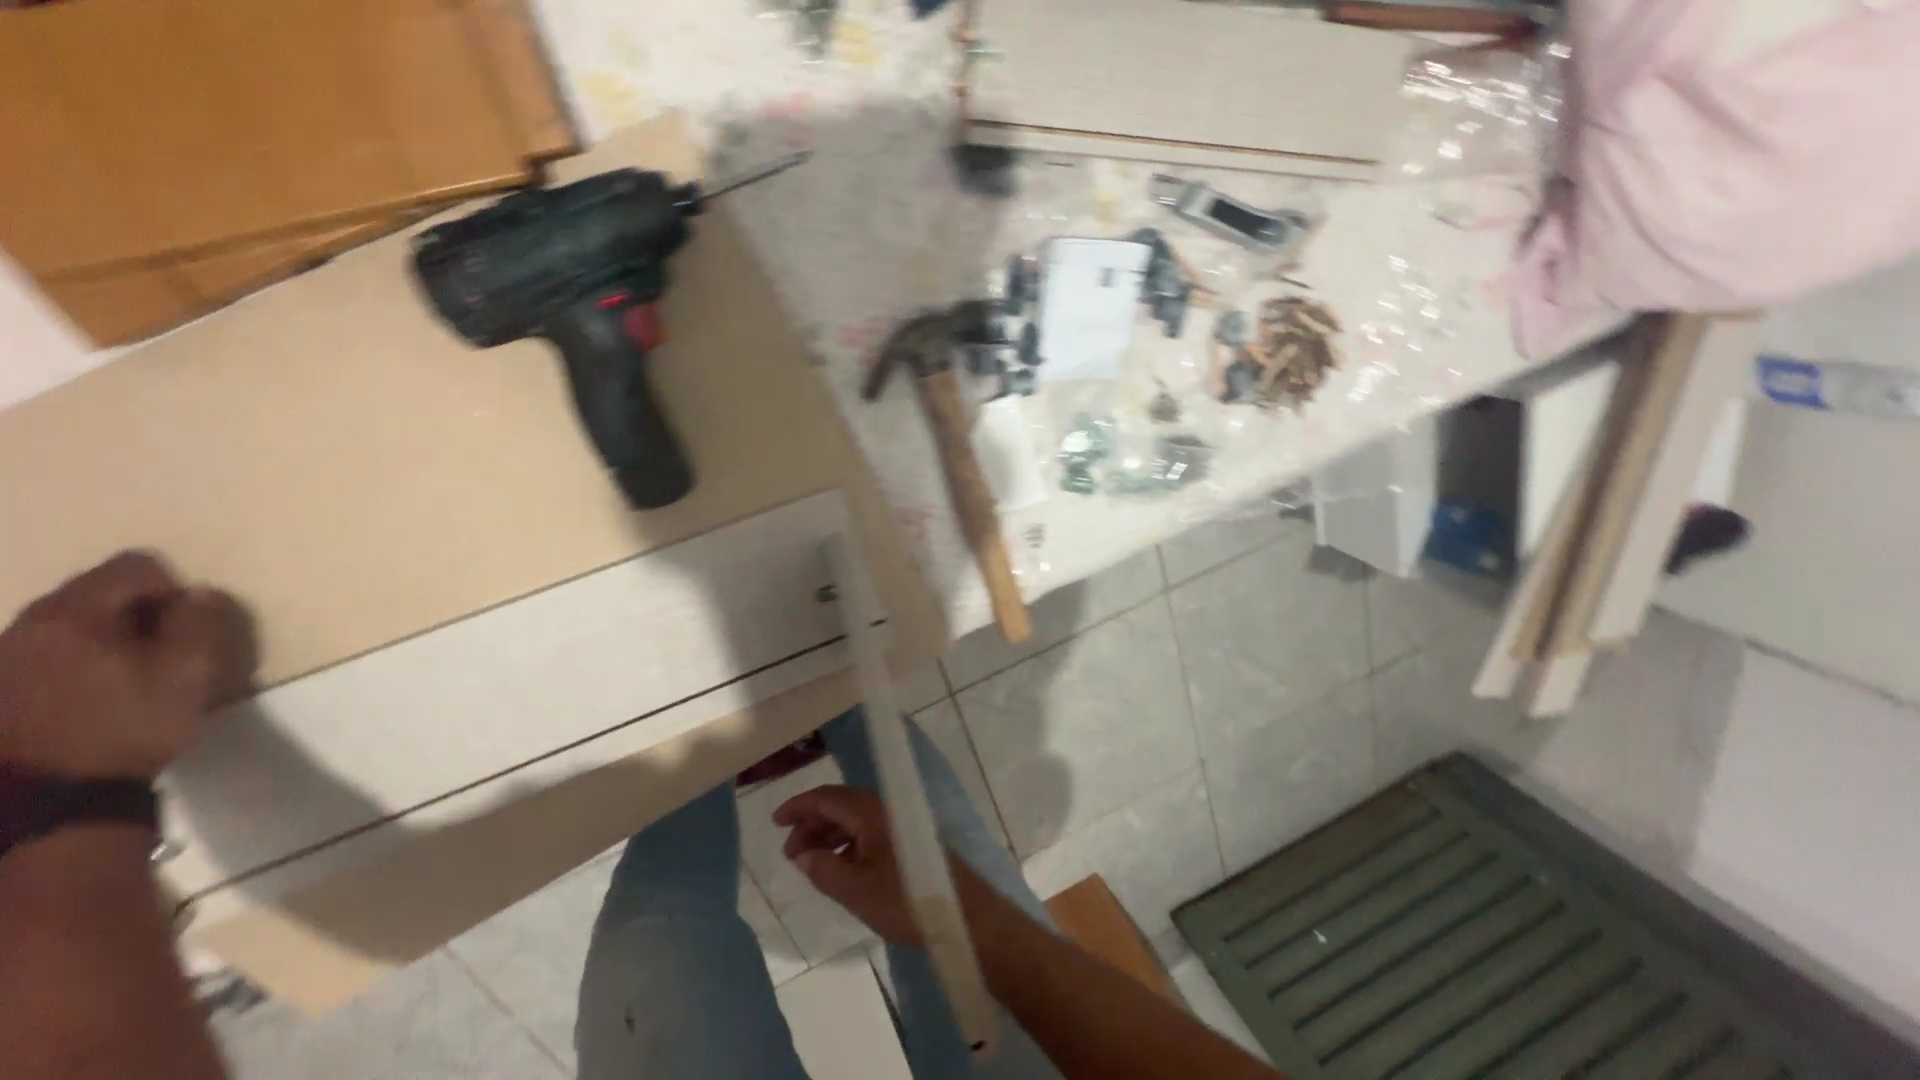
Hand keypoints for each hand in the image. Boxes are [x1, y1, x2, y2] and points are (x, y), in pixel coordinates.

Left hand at [0, 552, 255, 779]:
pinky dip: (75, 663)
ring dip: (104, 639)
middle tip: (163, 655)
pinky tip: (89, 699)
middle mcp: (28, 622)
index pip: (136, 565)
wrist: (49, 798)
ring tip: (126, 680)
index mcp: (76, 612)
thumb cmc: (125, 725)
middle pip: (97, 591)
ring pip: (69, 624)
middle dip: (137, 613)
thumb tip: (197, 594)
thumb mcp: (187, 673)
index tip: (187, 629)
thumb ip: (198, 622)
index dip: (174, 588)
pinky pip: (46, 654)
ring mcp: (3, 656)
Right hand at [775, 785, 924, 945]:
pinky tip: (842, 869)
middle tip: (791, 852)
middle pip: (841, 806)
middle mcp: (886, 811)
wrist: (964, 913)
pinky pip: (869, 833)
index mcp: (872, 813)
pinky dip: (849, 845)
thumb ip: (824, 870)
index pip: (827, 798)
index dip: (799, 806)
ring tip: (811, 863)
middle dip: (812, 824)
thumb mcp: (857, 891)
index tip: (775, 822)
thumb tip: (803, 854)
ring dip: (830, 835)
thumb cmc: (907, 900)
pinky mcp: (910, 842)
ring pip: (855, 820)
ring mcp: (901, 825)